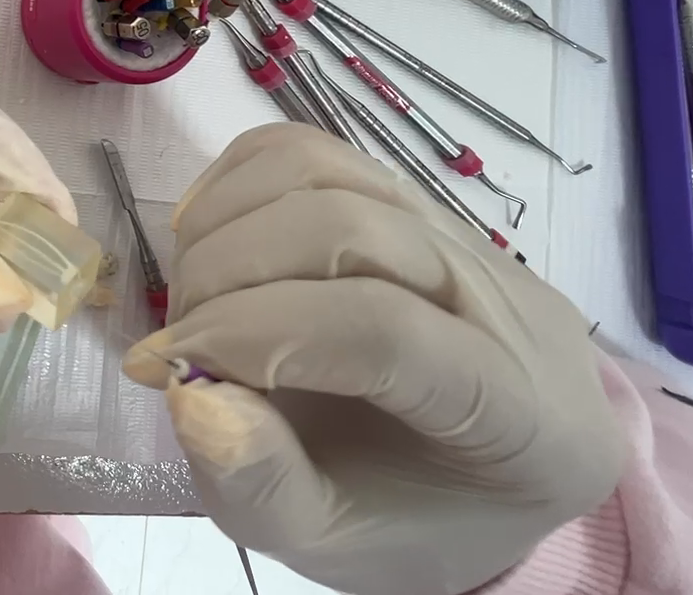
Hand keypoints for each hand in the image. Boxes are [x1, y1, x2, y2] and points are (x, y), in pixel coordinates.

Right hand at [122, 124, 622, 594]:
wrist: (443, 472)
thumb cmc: (386, 511)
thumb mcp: (320, 542)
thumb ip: (260, 486)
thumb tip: (190, 388)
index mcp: (523, 414)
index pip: (384, 331)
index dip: (255, 334)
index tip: (169, 366)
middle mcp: (510, 302)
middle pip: (346, 227)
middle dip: (225, 274)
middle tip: (179, 336)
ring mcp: (457, 233)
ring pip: (319, 171)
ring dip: (221, 221)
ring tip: (191, 288)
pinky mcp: (402, 196)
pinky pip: (304, 149)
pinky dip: (231, 180)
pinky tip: (206, 235)